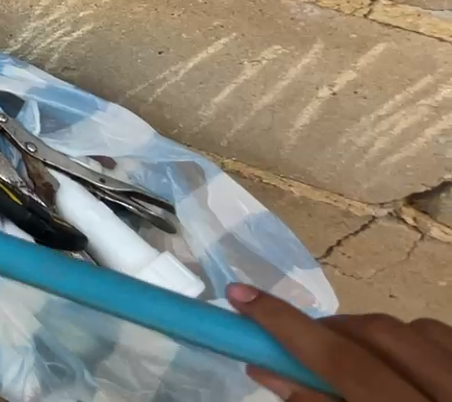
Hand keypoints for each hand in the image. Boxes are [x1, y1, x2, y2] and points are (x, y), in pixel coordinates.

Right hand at [230, 282, 451, 399]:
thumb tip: (263, 368)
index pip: (344, 361)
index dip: (286, 324)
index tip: (239, 295)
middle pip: (382, 335)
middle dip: (334, 328)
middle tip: (308, 341)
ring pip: (423, 331)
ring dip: (381, 336)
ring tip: (369, 359)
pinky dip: (425, 346)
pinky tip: (415, 369)